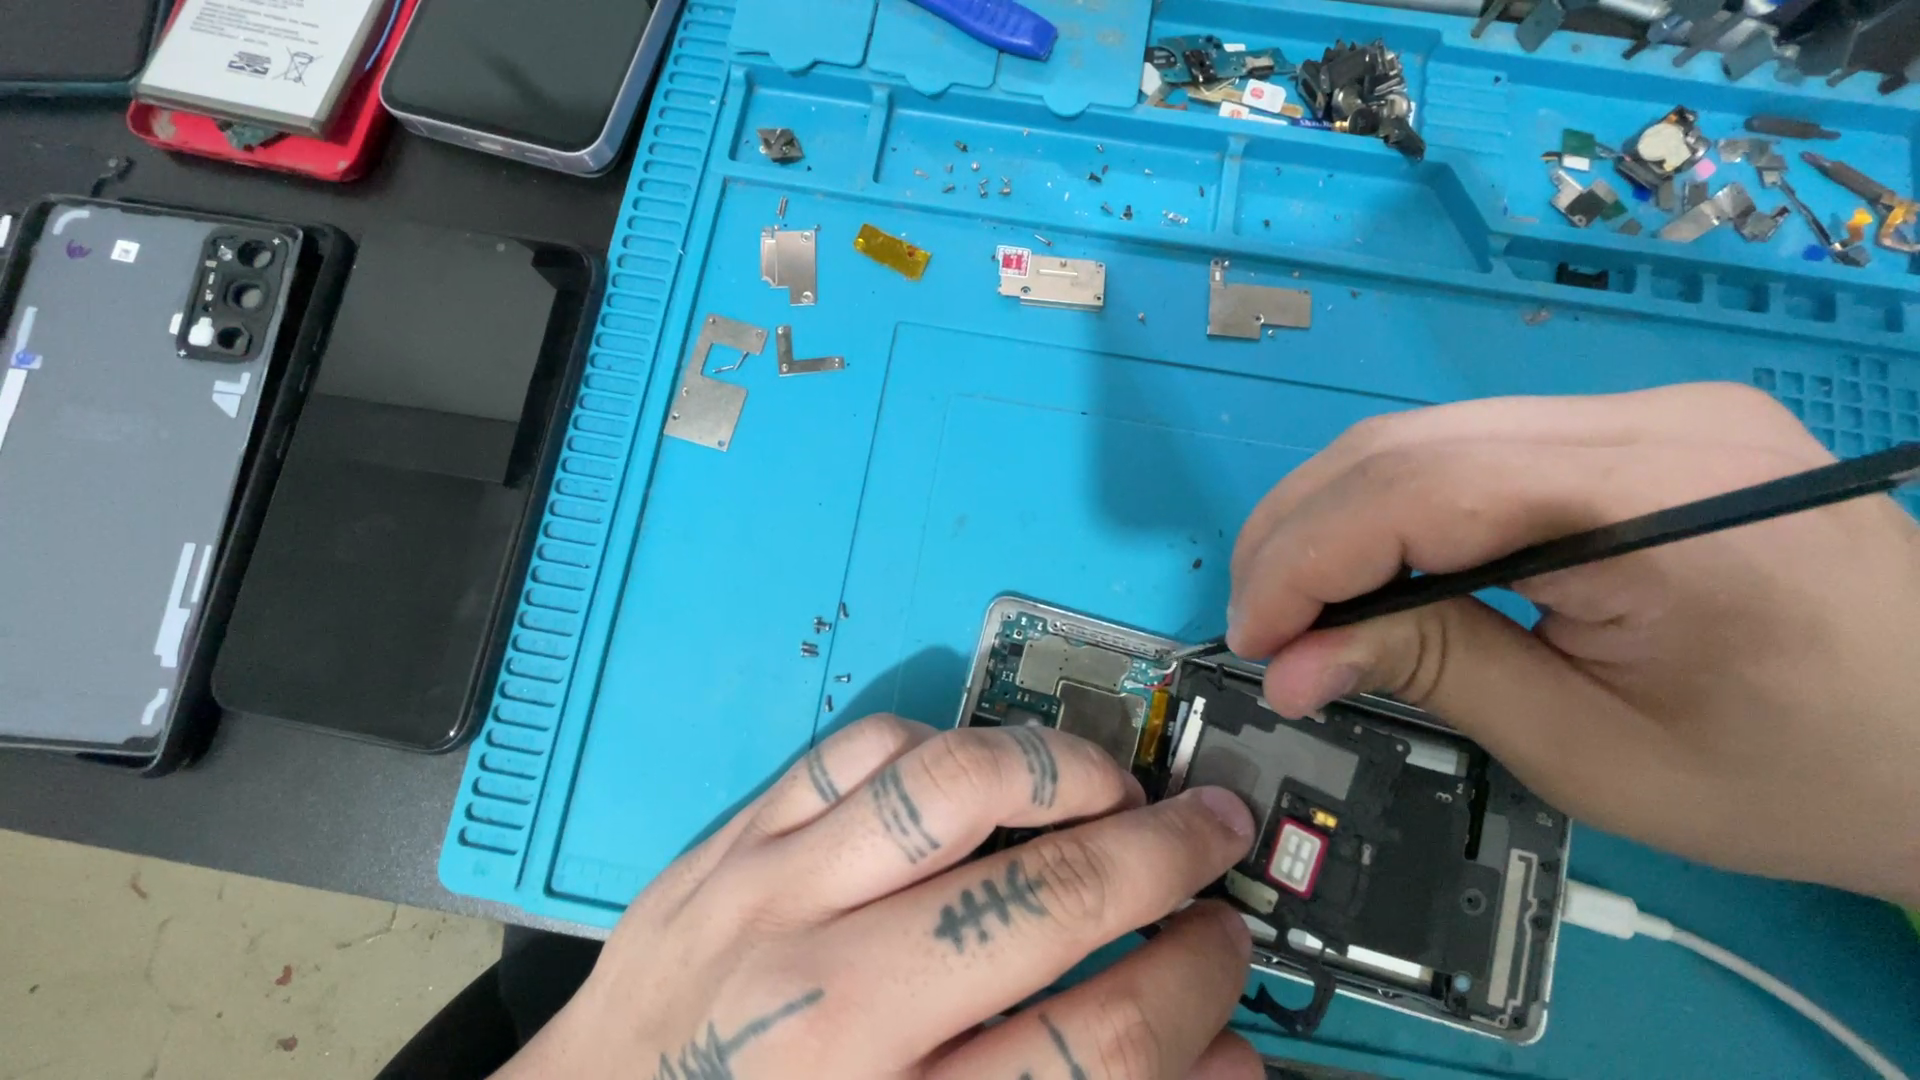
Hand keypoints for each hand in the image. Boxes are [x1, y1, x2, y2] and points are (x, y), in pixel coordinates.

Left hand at [497, 715, 1263, 1079]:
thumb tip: (1228, 1060)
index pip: (1096, 1047)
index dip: (1192, 991)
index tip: (1225, 946)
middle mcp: (830, 1007)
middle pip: (1044, 903)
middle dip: (1164, 859)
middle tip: (1215, 834)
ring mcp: (772, 897)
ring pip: (951, 789)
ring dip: (1065, 770)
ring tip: (1119, 781)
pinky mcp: (735, 836)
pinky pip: (861, 748)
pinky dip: (945, 743)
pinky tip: (985, 768)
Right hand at [1227, 382, 1919, 905]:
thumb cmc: (1792, 776)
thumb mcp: (1589, 750)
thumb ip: (1430, 675)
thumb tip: (1288, 665)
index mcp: (1660, 501)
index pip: (1418, 489)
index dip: (1305, 559)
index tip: (1252, 639)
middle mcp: (1647, 419)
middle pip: (1402, 446)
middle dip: (1297, 534)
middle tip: (1257, 622)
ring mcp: (1640, 412)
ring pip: (1417, 439)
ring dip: (1328, 519)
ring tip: (1293, 602)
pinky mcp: (1625, 431)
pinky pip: (1459, 453)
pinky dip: (1384, 513)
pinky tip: (1366, 570)